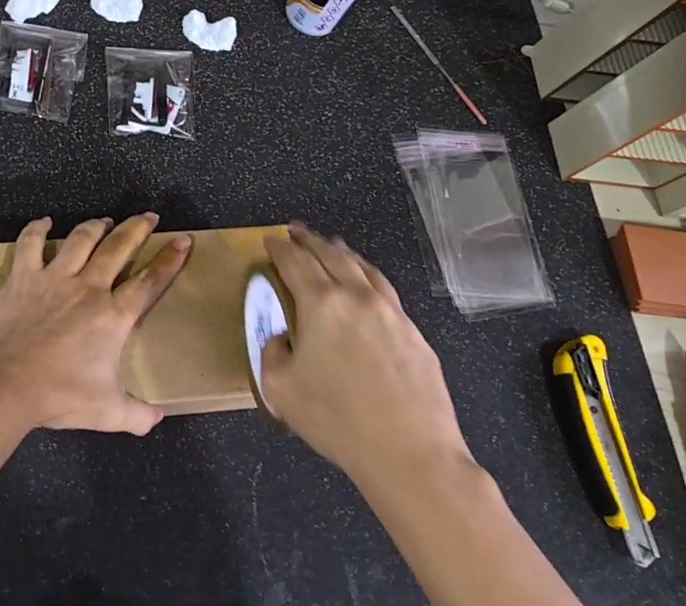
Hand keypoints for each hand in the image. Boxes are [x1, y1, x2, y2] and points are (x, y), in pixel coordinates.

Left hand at [0, 214, 192, 435]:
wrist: (7, 384)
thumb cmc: (60, 396)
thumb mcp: (108, 413)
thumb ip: (137, 415)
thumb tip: (157, 420)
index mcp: (114, 316)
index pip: (150, 281)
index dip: (170, 260)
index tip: (182, 240)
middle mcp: (89, 288)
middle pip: (118, 248)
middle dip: (137, 228)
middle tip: (148, 217)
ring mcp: (54, 278)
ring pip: (81, 239)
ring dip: (96, 226)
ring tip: (105, 220)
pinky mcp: (23, 277)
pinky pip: (31, 244)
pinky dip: (38, 229)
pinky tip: (45, 222)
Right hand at [260, 222, 471, 489]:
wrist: (411, 454)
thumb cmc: (337, 420)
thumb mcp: (280, 388)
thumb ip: (272, 352)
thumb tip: (283, 338)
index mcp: (321, 303)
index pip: (295, 262)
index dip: (279, 248)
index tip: (270, 240)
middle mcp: (358, 297)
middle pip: (331, 255)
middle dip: (310, 240)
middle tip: (296, 232)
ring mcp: (393, 313)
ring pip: (364, 269)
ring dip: (343, 253)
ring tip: (333, 246)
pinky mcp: (415, 334)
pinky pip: (386, 292)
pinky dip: (368, 278)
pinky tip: (366, 288)